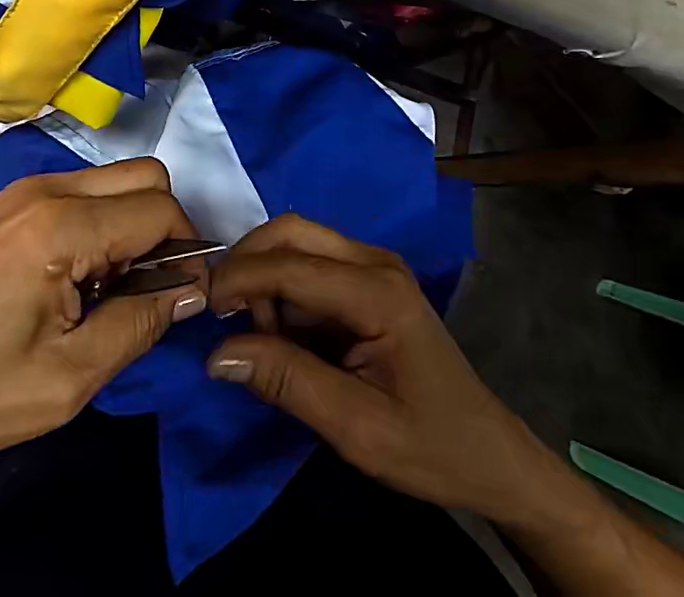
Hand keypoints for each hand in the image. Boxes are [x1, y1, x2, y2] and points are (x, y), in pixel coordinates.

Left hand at [0, 158, 209, 493]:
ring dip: (131, 227)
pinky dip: (101, 225)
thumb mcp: (69, 378)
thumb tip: (194, 288)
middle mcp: (44, 191)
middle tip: (141, 289)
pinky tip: (71, 280)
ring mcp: (19, 194)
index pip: (163, 210)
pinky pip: (83, 194)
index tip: (178, 299)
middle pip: (147, 177)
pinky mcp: (4, 207)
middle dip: (163, 228)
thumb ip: (144, 322)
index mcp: (60, 227)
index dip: (186, 253)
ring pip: (117, 182)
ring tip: (103, 290)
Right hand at [203, 215, 560, 525]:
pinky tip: (285, 342)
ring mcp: (377, 270)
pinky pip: (314, 270)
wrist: (485, 450)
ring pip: (300, 246)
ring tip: (261, 346)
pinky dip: (285, 295)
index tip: (198, 313)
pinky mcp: (373, 285)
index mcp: (378, 292)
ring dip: (266, 281)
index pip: (289, 264)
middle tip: (221, 320)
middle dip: (248, 264)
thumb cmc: (427, 444)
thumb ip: (286, 381)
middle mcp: (377, 263)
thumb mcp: (354, 426)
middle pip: (293, 232)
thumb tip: (217, 353)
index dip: (237, 280)